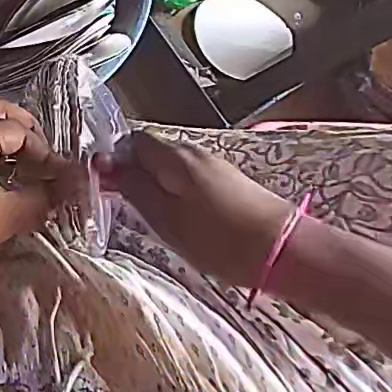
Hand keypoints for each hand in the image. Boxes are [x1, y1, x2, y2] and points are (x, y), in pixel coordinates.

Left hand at [0, 101, 70, 298]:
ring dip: (7, 135)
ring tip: (28, 165)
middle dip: (27, 131)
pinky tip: (3, 171)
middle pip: (0, 112)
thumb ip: (45, 194)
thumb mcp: (9, 215)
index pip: (20, 132)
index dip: (45, 154)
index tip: (59, 176)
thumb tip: (72, 185)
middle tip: (45, 158)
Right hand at [95, 132, 294, 285]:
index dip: (115, 160)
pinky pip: (188, 178)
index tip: (107, 188)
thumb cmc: (220, 239)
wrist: (285, 251)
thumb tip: (106, 165)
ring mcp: (213, 164)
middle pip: (151, 151)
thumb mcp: (166, 219)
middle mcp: (193, 151)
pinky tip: (181, 219)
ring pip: (170, 166)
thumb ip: (134, 188)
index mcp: (174, 155)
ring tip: (153, 218)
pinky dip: (176, 192)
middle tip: (127, 208)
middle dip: (134, 173)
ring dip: (155, 184)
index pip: (131, 140)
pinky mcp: (228, 181)